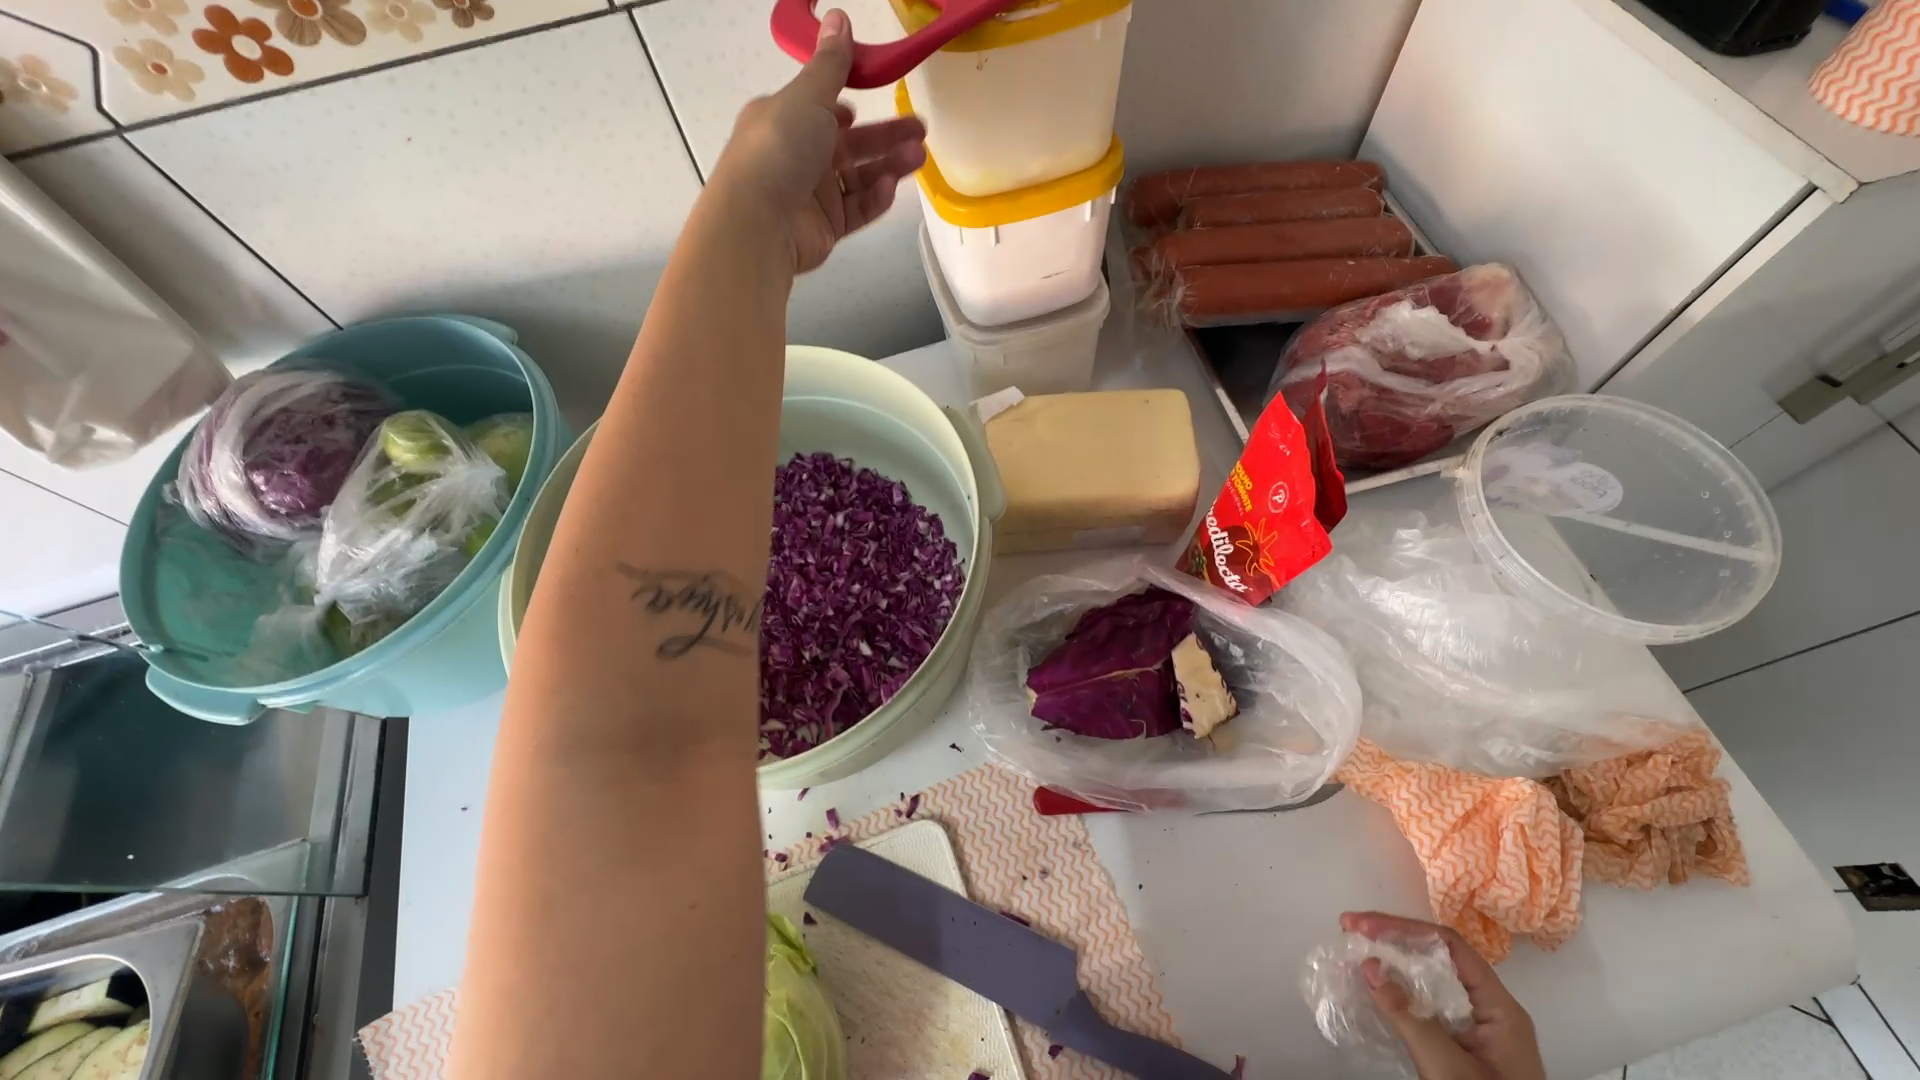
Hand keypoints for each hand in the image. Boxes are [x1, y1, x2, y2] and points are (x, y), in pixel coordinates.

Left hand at [711, 9, 927, 273]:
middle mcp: (797, 155)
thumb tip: (839, 17)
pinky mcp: (826, 227)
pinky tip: (890, 187)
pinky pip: (857, 209)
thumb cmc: (778, 149)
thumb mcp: (807, 97)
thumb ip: (831, 64)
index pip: (821, 109)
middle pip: (850, 143)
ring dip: (889, 165)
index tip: (879, 97)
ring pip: (859, 177)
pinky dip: (875, 197)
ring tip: (918, 157)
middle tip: (920, 130)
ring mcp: (812, 194)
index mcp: (784, 119)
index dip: (849, 104)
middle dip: (885, 136)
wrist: (759, 223)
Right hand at [1341, 912, 1545, 1079]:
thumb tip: (1368, 965)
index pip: (1450, 947)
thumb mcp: (1446, 1066)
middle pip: (1439, 959)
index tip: (1361, 925)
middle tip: (1349, 930)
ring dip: (1393, 965)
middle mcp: (1490, 1011)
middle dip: (1393, 941)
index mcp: (1500, 1008)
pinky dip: (1399, 994)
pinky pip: (1428, 1007)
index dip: (1404, 929)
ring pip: (1431, 983)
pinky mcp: (1462, 1048)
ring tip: (1355, 952)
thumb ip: (1408, 1016)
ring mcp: (1476, 1031)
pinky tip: (1374, 991)